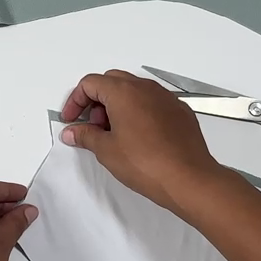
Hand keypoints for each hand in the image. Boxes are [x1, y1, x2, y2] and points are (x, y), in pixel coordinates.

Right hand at [60, 69, 227, 211]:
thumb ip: (85, 135)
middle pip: (112, 82)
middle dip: (96, 100)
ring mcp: (166, 97)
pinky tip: (139, 137)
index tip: (71, 121)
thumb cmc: (145, 163)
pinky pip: (153, 102)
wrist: (189, 178)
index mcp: (123, 92)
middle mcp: (145, 88)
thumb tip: (72, 132)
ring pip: (134, 90)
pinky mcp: (180, 111)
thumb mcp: (106, 150)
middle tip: (92, 126)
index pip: (90, 84)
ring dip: (118, 105)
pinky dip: (139, 111)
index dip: (75, 101)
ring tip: (115, 134)